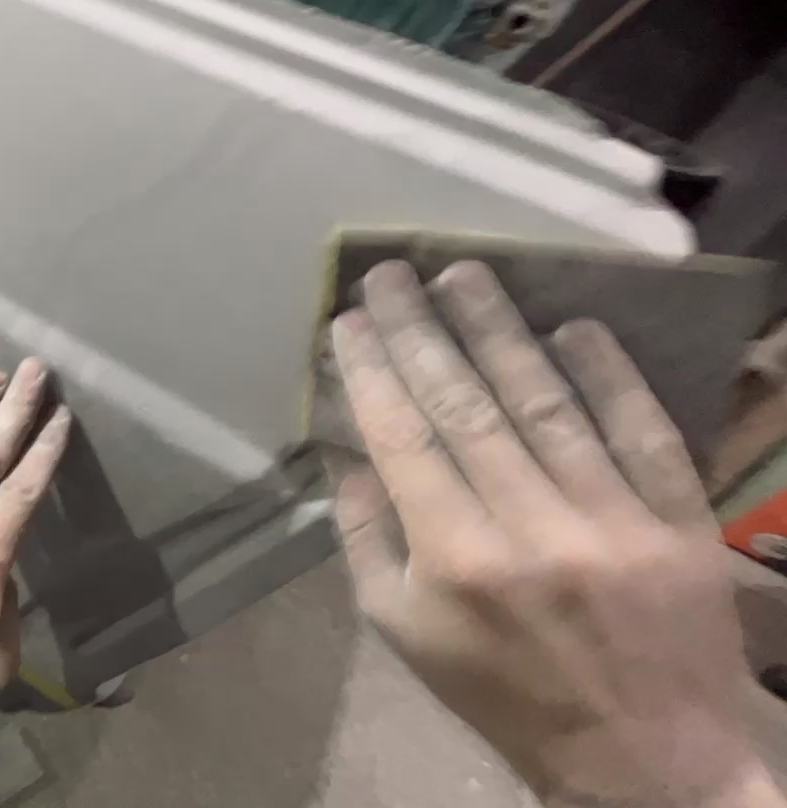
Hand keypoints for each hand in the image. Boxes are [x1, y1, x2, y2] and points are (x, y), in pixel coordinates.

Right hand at [329, 260, 779, 807]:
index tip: (350, 319)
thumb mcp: (393, 619)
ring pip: (548, 407)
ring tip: (466, 276)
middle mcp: (530, 528)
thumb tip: (349, 450)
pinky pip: (646, 440)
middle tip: (393, 273)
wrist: (649, 762)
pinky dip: (613, 380)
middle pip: (466, 406)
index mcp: (451, 554)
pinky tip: (578, 329)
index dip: (371, 369)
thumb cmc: (493, 685)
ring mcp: (614, 524)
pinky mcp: (682, 531)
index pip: (401, 436)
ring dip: (502, 333)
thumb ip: (365, 531)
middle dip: (422, 331)